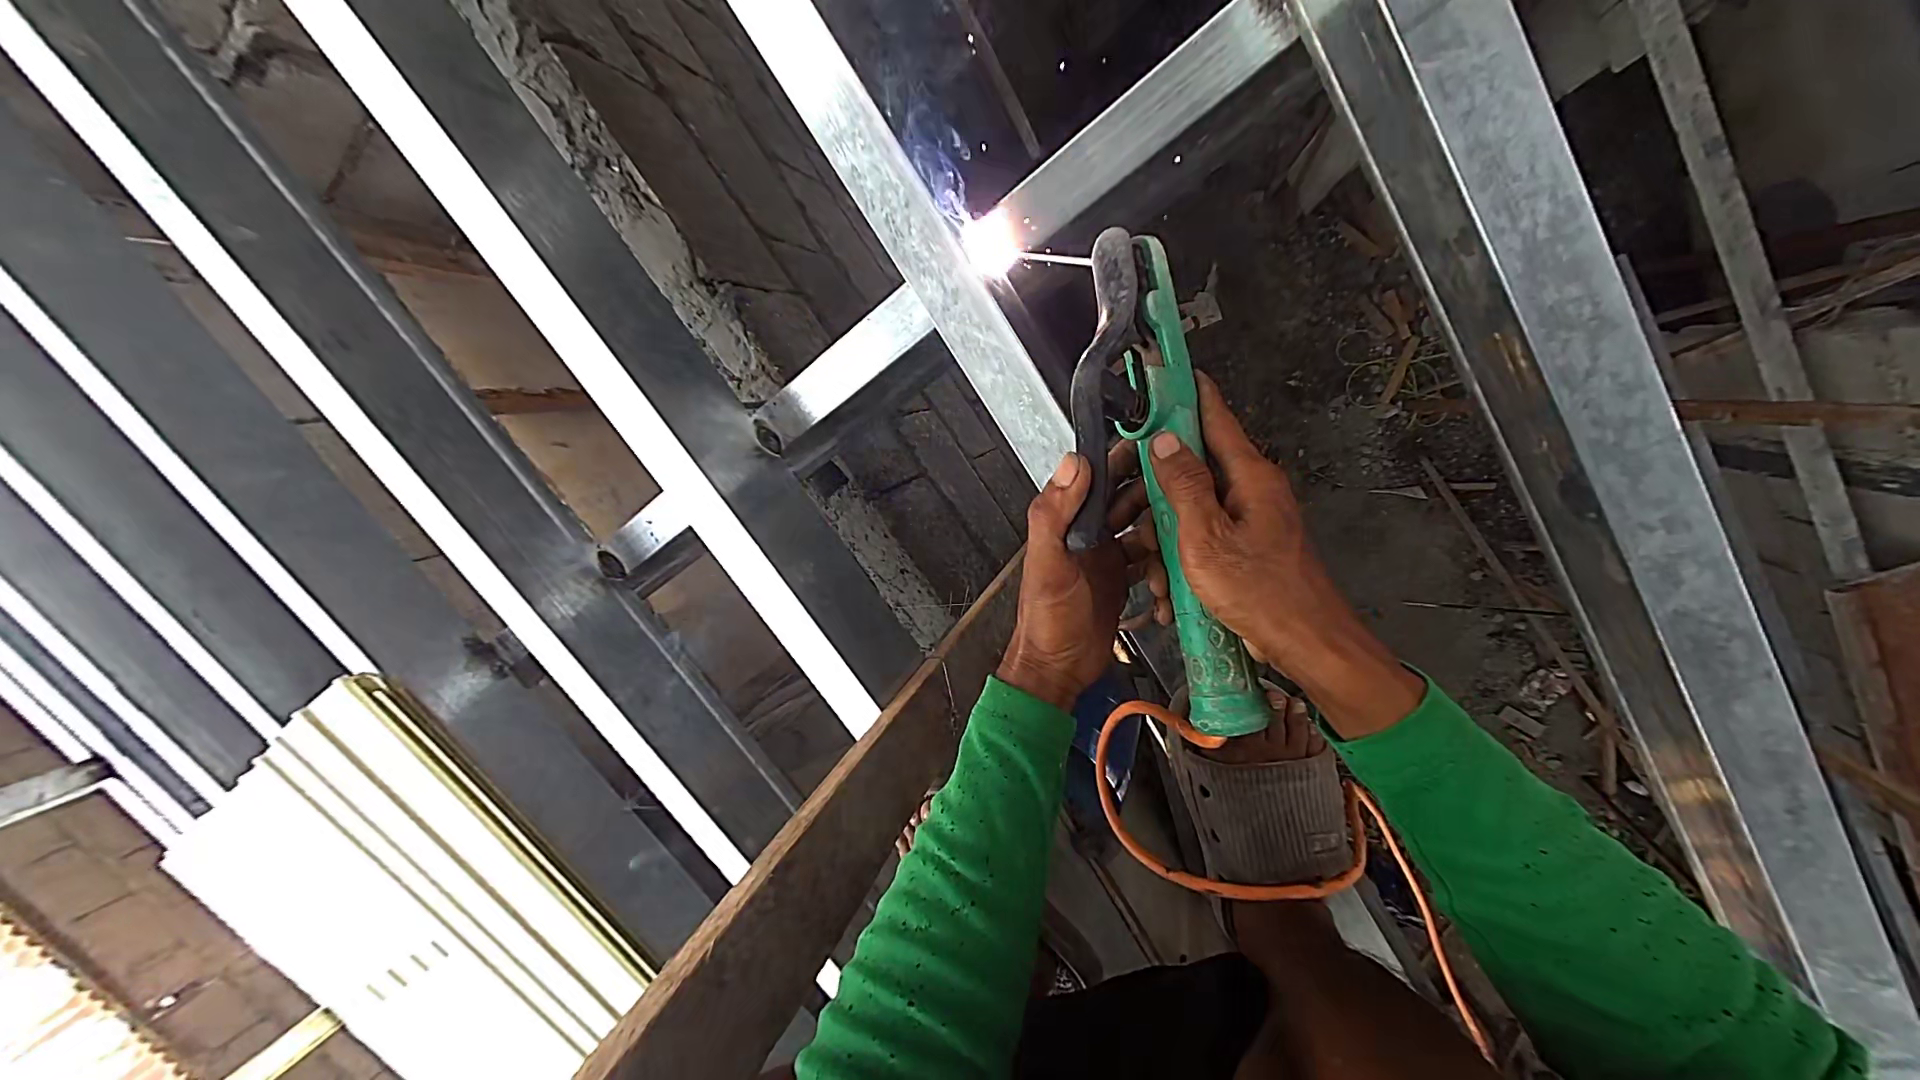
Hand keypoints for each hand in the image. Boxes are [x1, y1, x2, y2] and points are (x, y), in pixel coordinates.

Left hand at [997, 445, 1168, 709]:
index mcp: (1067, 523)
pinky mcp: (1121, 579)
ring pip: (1143, 528)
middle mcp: (1087, 534)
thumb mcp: (1048, 564)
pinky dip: (1161, 565)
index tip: (1154, 443)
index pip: (1096, 477)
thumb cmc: (1047, 620)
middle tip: (1183, 486)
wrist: (1058, 668)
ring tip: (1179, 537)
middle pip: (1126, 498)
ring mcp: (1106, 556)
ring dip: (1162, 532)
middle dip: (1153, 492)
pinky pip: (1149, 560)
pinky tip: (1169, 575)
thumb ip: (1054, 514)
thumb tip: (1073, 462)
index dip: (1122, 458)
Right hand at [1146, 374, 1422, 736]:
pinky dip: (1179, 556)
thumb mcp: (1207, 537)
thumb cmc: (1264, 594)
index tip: (1163, 372)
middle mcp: (1250, 490)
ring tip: (1151, 570)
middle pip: (1190, 465)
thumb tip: (1165, 441)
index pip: (1214, 415)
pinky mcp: (1242, 544)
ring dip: (1161, 535)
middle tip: (1123, 510)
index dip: (1185, 392)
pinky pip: (1200, 535)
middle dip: (1151, 490)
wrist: (1304, 643)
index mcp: (1249, 477)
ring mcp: (1246, 518)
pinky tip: (1169, 588)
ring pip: (1189, 505)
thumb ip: (1184, 485)